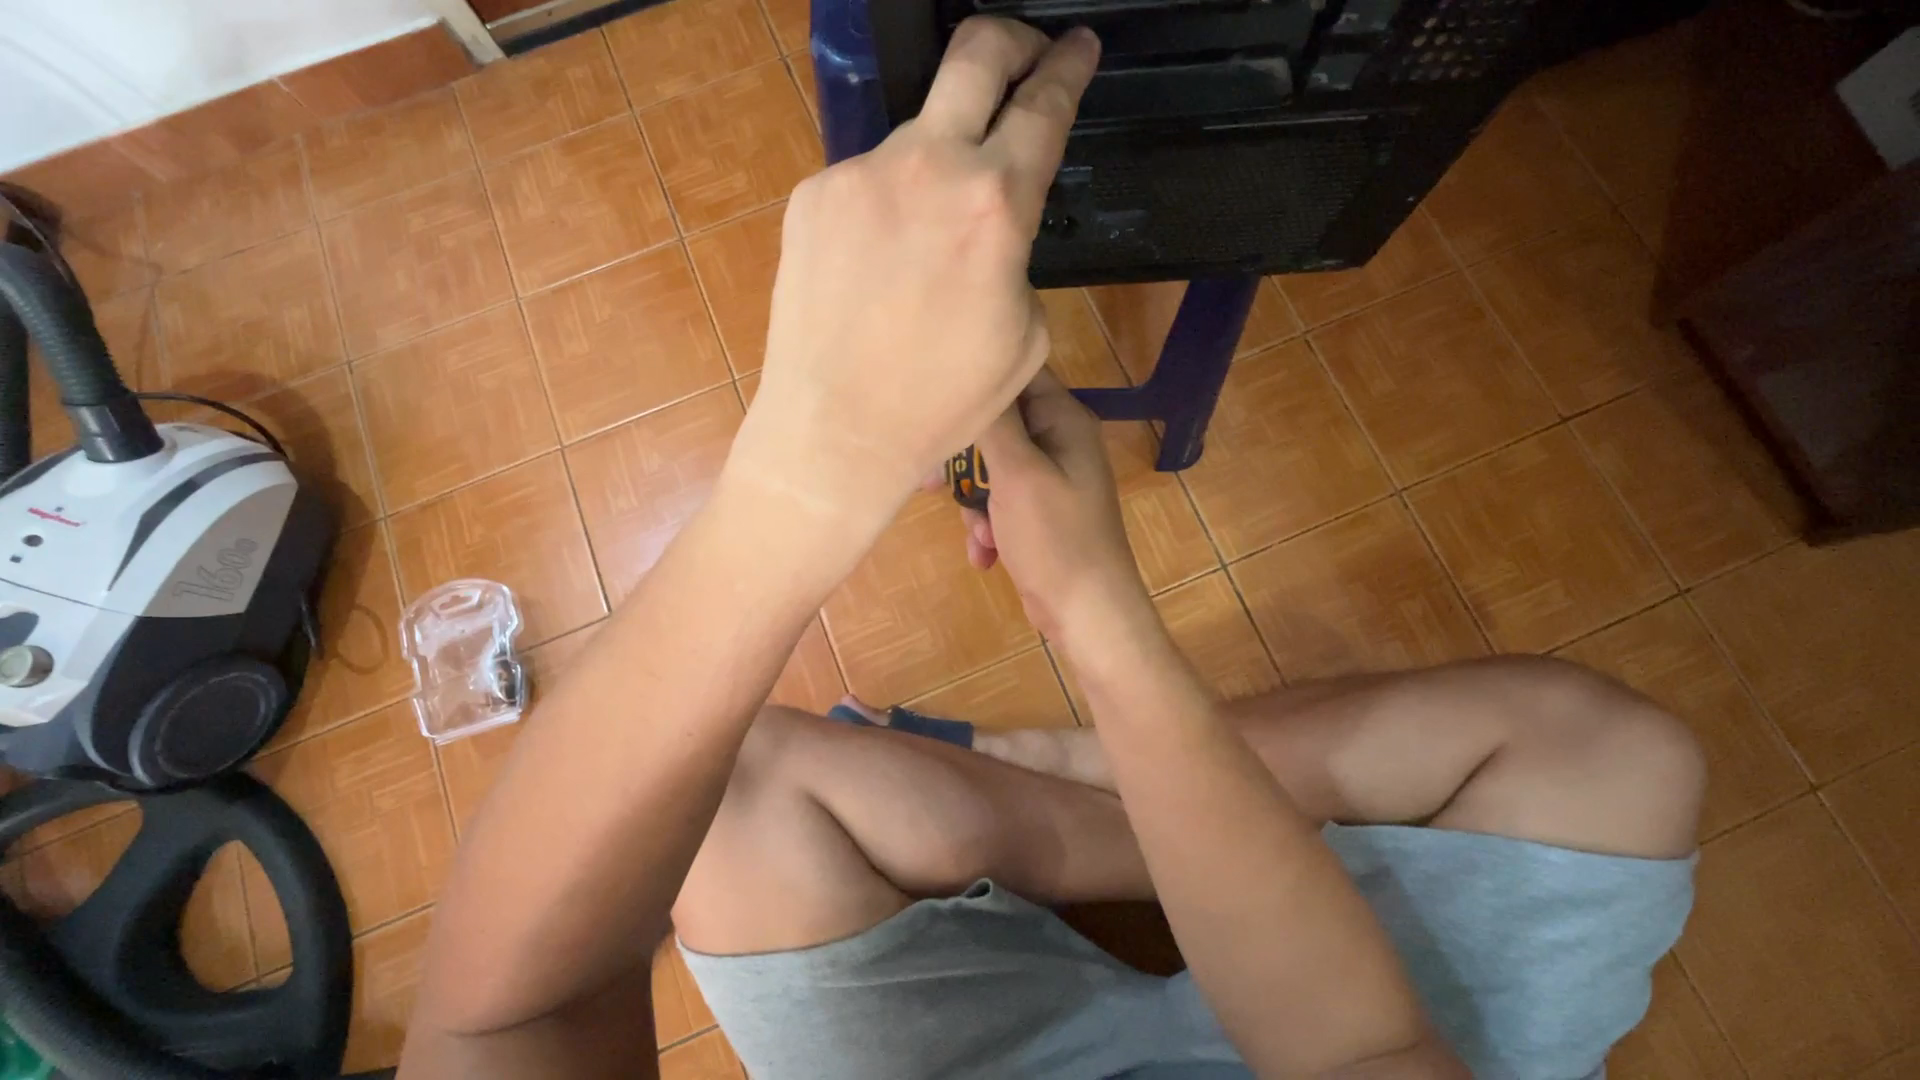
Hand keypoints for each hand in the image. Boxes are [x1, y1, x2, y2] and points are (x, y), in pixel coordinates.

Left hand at [726, 18, 1100, 536]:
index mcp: (995, 206)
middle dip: (1013, 39)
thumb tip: (992, 232)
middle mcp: (928, 167)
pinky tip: (880, 265)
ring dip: (940, 160)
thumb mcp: (1024, 339)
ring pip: (916, 135)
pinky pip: (868, 182)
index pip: (1044, 107)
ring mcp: (861, 175)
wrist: (836, 430)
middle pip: (975, 53)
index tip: (1077, 47)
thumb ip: (1017, 259)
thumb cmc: (941, 402)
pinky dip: (888, 206)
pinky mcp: (815, 196)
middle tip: (1027, 50)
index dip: (1068, 68)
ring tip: (931, 236)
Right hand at [966, 369, 1151, 640]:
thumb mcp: (1017, 473)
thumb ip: (994, 422)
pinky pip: (1001, 503)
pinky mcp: (1040, 513)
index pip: (1017, 375)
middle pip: (997, 426)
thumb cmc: (1054, 537)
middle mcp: (1060, 442)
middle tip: (933, 485)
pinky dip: (989, 526)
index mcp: (1064, 420)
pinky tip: (986, 554)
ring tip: (979, 532)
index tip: (939, 408)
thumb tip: (977, 371)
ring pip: (992, 469)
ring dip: (976, 503)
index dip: (978, 385)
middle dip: (967, 462)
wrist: (1086, 612)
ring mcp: (1051, 479)